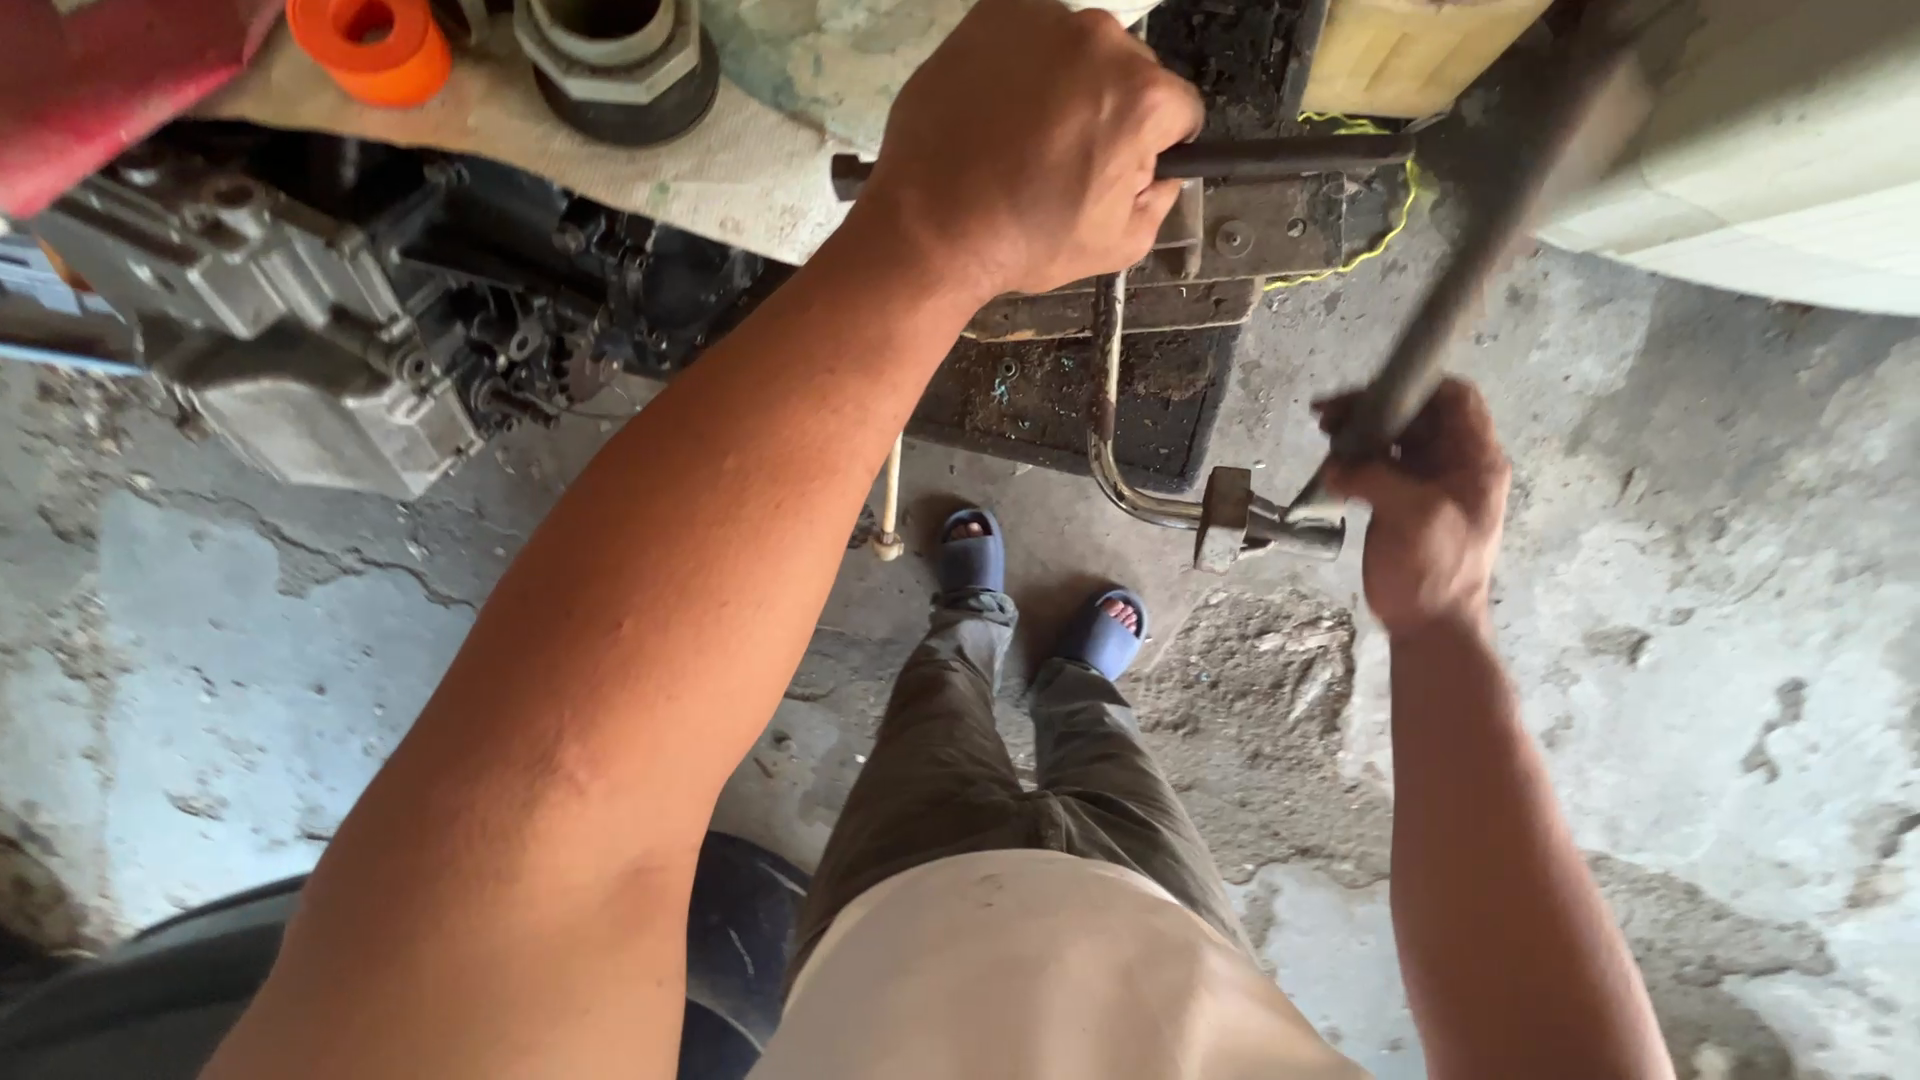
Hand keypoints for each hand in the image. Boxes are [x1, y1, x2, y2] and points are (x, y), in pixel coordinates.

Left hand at [850, 0, 1201, 300]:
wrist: (931, 227)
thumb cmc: (1024, 242)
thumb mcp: (1116, 247)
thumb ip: (1160, 203)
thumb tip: (1161, 174)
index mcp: (1141, 98)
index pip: (1179, 111)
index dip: (1156, 148)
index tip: (1123, 169)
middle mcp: (1099, 41)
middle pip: (1130, 74)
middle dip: (1110, 111)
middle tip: (1065, 159)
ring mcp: (1041, 22)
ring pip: (1078, 53)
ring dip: (1066, 86)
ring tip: (1024, 138)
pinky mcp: (991, 16)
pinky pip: (1027, 38)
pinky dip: (1020, 68)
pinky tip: (997, 114)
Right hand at [1316, 379, 1511, 639]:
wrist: (1429, 622)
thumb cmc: (1436, 568)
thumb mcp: (1414, 515)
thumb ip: (1376, 478)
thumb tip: (1334, 466)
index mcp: (1474, 459)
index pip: (1455, 399)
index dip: (1416, 387)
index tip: (1371, 391)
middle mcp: (1451, 462)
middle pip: (1414, 415)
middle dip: (1372, 407)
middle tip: (1328, 414)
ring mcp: (1422, 481)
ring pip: (1390, 438)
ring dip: (1357, 431)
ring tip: (1322, 432)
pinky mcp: (1395, 500)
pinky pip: (1373, 464)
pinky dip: (1350, 458)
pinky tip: (1327, 463)